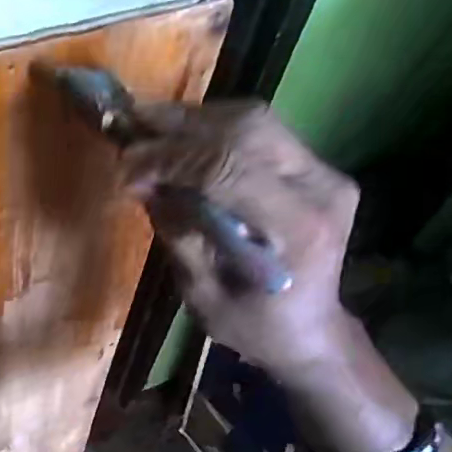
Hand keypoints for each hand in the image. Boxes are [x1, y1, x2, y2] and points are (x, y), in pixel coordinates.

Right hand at [121, 101, 360, 378]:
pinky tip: (180, 139)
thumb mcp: (202, 296)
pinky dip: (213, 129)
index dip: (170, 159)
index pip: (228, 168)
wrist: (309, 331)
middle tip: (129, 129)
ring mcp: (324, 172)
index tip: (126, 169)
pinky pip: (260, 132)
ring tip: (147, 126)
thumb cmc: (253, 327)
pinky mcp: (316, 167)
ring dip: (194, 120)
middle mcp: (320, 188)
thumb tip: (142, 183)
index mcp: (297, 229)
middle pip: (247, 129)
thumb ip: (178, 235)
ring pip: (254, 120)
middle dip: (180, 126)